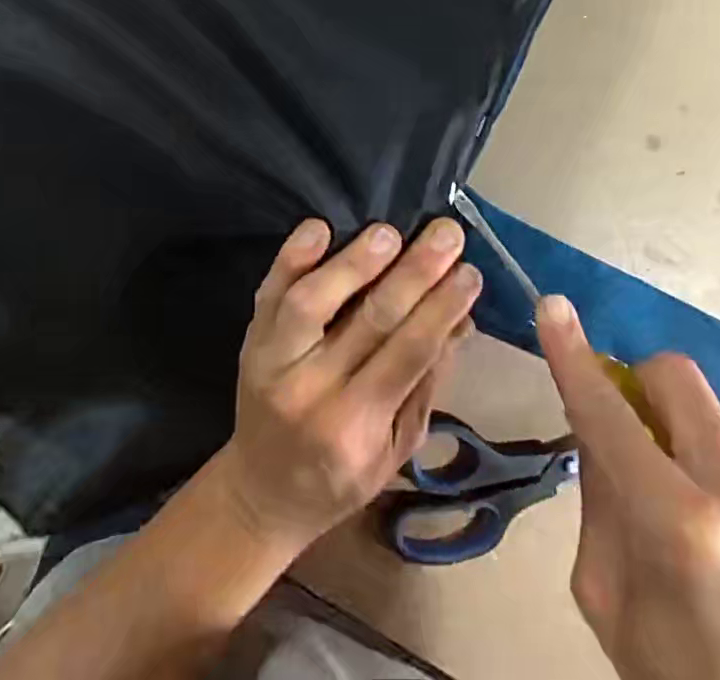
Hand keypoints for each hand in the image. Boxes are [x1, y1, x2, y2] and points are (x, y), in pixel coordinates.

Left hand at [212, 217, 479, 553]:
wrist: (261, 492)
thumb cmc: (341, 477)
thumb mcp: (397, 449)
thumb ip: (425, 386)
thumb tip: (459, 322)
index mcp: (355, 426)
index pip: (408, 354)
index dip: (441, 309)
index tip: (470, 272)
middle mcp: (311, 390)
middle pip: (369, 320)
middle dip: (414, 273)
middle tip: (446, 234)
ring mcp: (272, 361)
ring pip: (311, 302)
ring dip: (353, 262)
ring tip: (389, 232)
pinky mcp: (249, 340)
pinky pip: (267, 293)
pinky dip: (290, 258)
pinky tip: (318, 228)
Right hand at [535, 296, 719, 679]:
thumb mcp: (615, 610)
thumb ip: (601, 511)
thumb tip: (602, 438)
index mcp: (682, 530)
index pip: (607, 415)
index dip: (572, 356)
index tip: (554, 307)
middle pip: (679, 379)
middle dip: (643, 384)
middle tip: (635, 427)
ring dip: (697, 448)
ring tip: (709, 523)